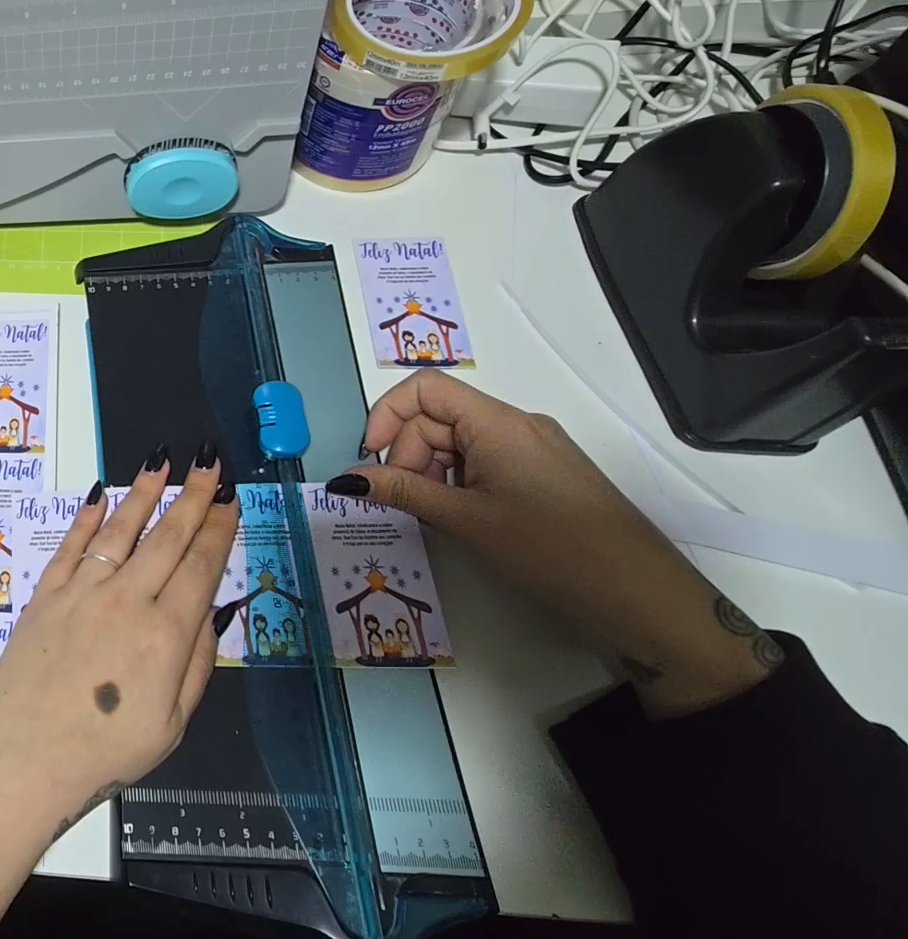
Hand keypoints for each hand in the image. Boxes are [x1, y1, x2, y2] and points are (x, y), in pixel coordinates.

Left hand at [0, 444, 239, 838]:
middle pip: (167, 538)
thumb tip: (213, 609)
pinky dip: (86, 518)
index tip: (230, 498)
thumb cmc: (105, 753)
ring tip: (160, 462)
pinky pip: (71, 547)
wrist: (23, 757)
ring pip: (120, 531)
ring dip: (143, 493)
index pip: (201, 566)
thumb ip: (196, 662)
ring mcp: (81, 593)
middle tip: (208, 461)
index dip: (218, 528)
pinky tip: (99, 496)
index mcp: (166, 634)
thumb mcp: (172, 723)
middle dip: (192, 496)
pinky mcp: (45, 595)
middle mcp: (126, 601)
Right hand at [329, 370, 780, 715]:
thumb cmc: (548, 548)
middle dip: (409, 456)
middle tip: (409, 503)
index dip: (386, 415)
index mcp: (497, 423)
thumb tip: (344, 480)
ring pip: (456, 443)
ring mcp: (531, 448)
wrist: (639, 594)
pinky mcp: (540, 472)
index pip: (423, 389)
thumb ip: (400, 492)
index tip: (372, 459)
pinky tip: (461, 517)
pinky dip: (457, 483)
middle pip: (436, 419)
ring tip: (438, 517)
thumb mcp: (464, 520)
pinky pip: (481, 461)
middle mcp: (515, 424)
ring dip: (431, 474)